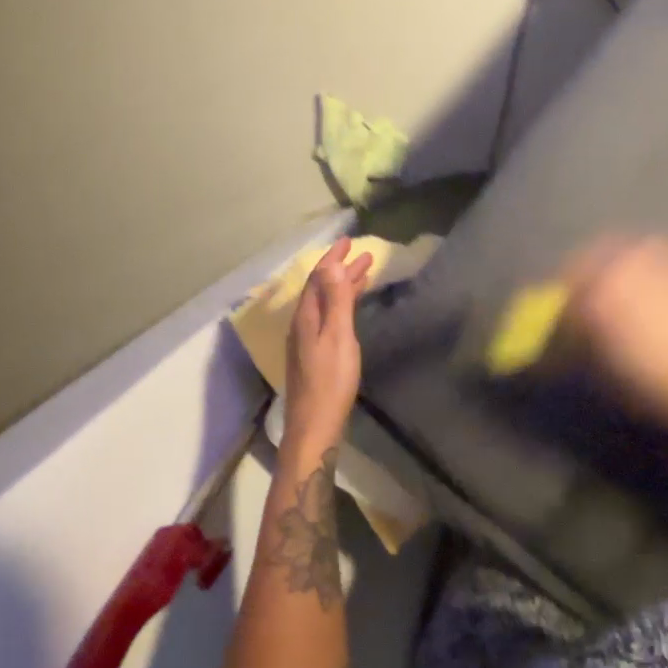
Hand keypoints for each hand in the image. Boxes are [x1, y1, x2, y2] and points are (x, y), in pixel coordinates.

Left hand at [282, 238, 373, 454]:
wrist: (315, 426)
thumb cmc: (331, 380)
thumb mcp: (338, 336)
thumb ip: (336, 300)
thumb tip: (332, 264)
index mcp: (306, 317)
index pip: (318, 278)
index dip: (332, 258)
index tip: (349, 241)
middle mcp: (302, 325)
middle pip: (321, 289)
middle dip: (341, 269)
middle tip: (363, 254)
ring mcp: (306, 341)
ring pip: (325, 303)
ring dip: (343, 286)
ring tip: (364, 274)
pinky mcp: (314, 354)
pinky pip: (328, 317)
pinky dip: (341, 304)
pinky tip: (351, 309)